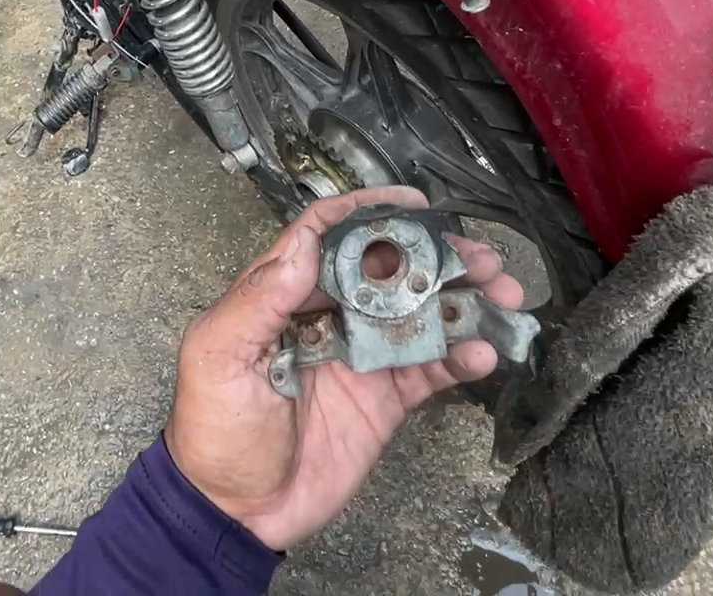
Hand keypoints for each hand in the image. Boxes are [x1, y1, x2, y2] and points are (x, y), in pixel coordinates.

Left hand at [164, 186, 523, 550]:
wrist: (237, 510)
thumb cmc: (213, 429)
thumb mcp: (217, 356)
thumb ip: (258, 300)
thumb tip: (301, 245)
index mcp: (281, 295)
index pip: (324, 236)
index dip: (364, 211)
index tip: (409, 204)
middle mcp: (324, 316)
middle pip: (383, 270)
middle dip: (431, 255)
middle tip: (477, 255)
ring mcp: (357, 356)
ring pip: (415, 314)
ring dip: (459, 300)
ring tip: (500, 293)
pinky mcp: (382, 398)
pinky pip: (427, 370)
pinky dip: (459, 357)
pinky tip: (483, 352)